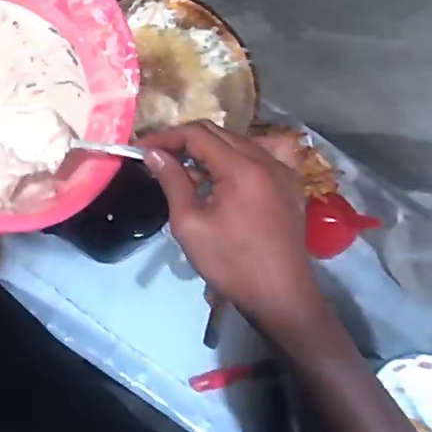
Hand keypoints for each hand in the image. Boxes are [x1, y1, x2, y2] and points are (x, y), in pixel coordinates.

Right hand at [139, 122, 327, 333]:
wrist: (281, 299)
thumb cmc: (230, 264)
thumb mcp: (189, 223)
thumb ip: (172, 180)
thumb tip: (154, 153)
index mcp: (241, 169)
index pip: (196, 134)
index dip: (165, 137)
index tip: (141, 149)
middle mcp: (266, 160)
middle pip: (217, 132)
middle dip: (183, 139)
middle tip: (157, 156)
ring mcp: (283, 171)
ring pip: (238, 140)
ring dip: (208, 147)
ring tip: (186, 166)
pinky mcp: (290, 184)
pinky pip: (264, 152)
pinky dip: (240, 152)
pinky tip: (229, 168)